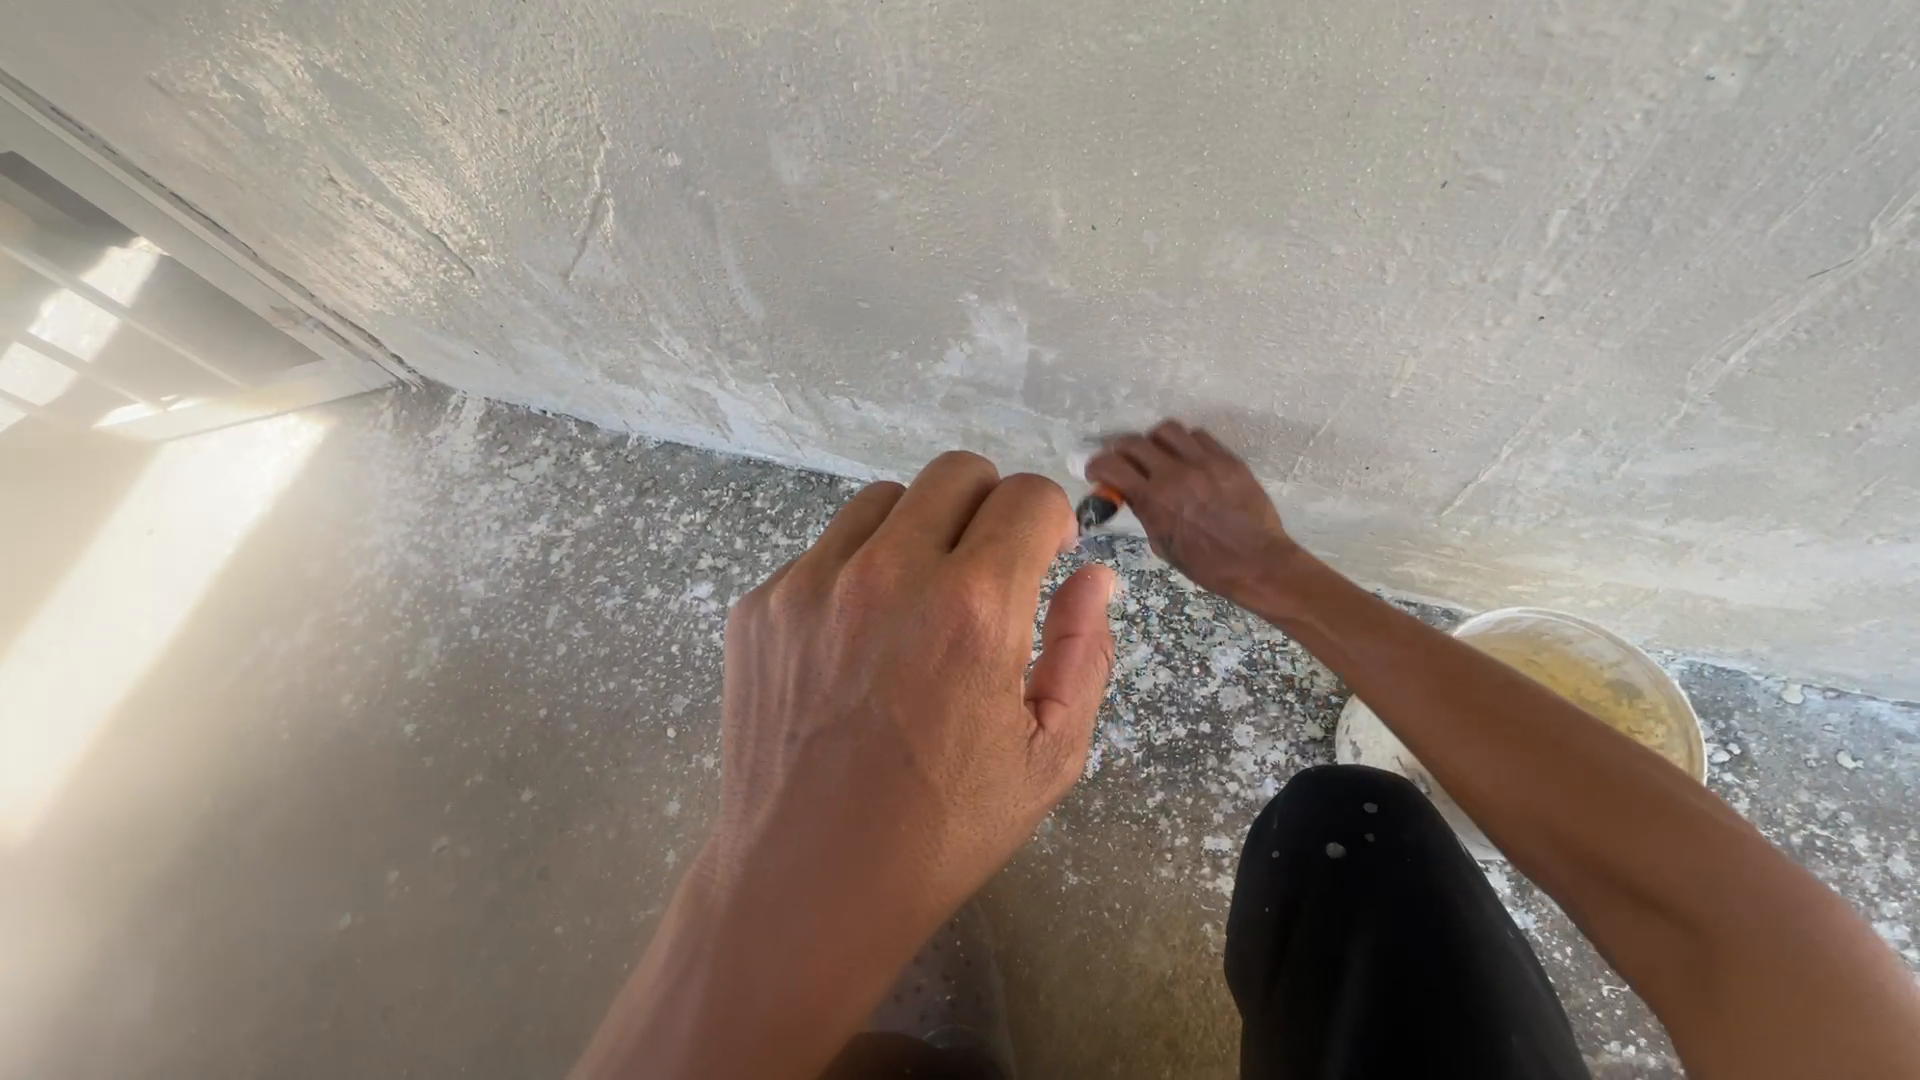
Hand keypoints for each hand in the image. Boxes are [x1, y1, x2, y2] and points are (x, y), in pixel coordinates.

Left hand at [717, 451, 1115, 913]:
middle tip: (988, 570)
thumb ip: (1085, 651)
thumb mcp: (1048, 755)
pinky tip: (853, 645)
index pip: (1027, 495)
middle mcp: (887, 572)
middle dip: (989, 507)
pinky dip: (855, 574)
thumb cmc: (942, 830)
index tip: (1045, 557)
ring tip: (917, 605)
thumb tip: (1095, 576)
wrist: (806, 883)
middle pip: (955, 472)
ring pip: (884, 502)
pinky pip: (824, 551)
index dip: (1051, 519)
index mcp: (973, 607)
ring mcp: (809, 583)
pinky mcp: (759, 605)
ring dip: (919, 533)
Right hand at [1086, 420, 1296, 605]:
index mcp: (1154, 499)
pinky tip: (1187, 458)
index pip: (1112, 465)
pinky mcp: (1228, 459)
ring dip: (1154, 441)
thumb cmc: (1205, 564)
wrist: (1256, 562)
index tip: (1095, 470)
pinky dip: (1185, 444)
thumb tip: (1130, 493)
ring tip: (1157, 454)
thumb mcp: (1162, 543)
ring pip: (1167, 430)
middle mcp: (1175, 473)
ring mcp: (1204, 462)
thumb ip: (1144, 512)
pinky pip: (1199, 436)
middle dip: (1120, 449)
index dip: (1096, 464)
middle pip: (1134, 442)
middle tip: (1122, 460)